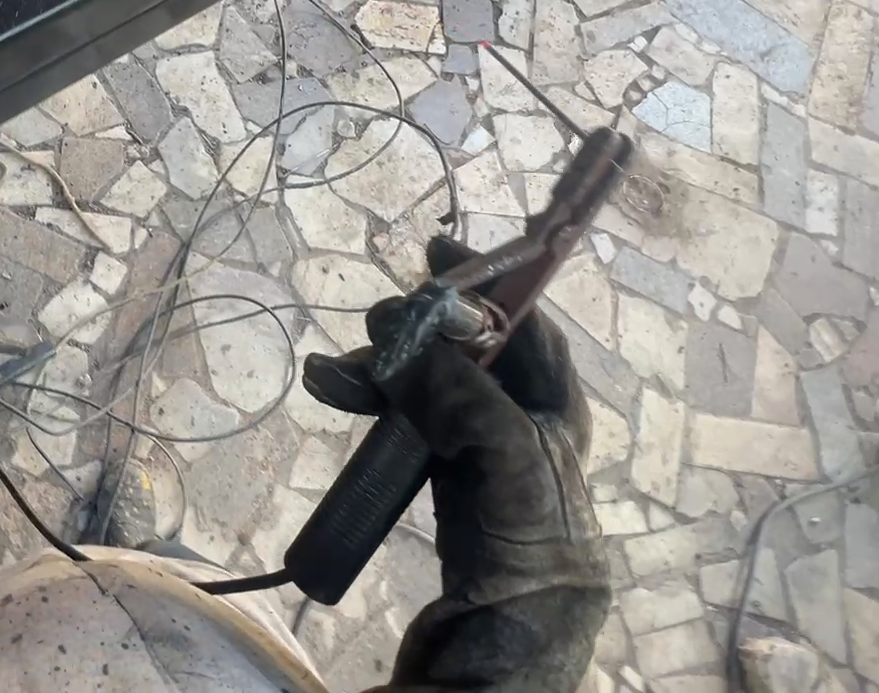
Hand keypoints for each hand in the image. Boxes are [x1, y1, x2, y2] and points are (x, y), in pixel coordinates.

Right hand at [304, 238, 607, 692]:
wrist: (505, 631)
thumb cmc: (529, 541)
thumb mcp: (510, 463)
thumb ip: (466, 398)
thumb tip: (407, 343)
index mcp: (551, 404)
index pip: (526, 323)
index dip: (489, 281)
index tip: (440, 248)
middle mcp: (511, 412)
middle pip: (457, 344)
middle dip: (411, 330)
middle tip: (375, 326)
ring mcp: (468, 436)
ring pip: (417, 375)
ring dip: (372, 365)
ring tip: (328, 374)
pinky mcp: (432, 459)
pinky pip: (395, 409)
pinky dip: (363, 395)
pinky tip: (330, 389)